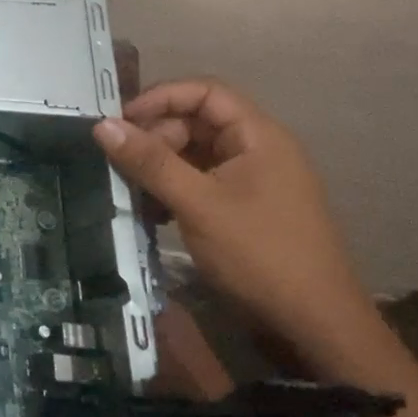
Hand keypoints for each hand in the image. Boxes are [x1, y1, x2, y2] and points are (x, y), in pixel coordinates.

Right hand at [91, 78, 376, 363]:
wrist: (315, 325)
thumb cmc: (260, 254)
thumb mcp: (198, 204)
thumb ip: (150, 161)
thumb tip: (101, 125)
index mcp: (259, 137)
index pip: (204, 92)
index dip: (160, 98)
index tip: (121, 122)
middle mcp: (258, 151)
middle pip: (195, 121)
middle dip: (155, 137)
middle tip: (122, 163)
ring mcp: (253, 181)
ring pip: (194, 154)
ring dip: (159, 166)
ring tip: (130, 189)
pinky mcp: (244, 208)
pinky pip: (200, 181)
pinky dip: (172, 189)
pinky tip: (150, 212)